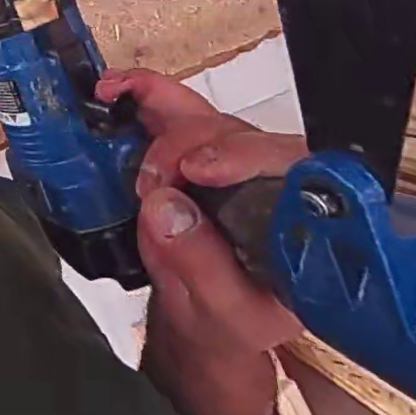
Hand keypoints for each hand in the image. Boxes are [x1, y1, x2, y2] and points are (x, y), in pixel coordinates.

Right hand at [94, 69, 303, 370]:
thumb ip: (200, 266)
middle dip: (184, 144)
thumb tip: (165, 206)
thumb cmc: (225, 322)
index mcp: (301, 219)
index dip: (244, 155)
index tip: (198, 170)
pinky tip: (113, 92)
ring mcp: (233, 159)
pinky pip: (174, 109)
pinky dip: (141, 96)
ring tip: (114, 105)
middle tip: (146, 183)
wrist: (204, 320)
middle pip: (239, 132)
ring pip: (204, 114)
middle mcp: (272, 179)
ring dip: (155, 106)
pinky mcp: (196, 149)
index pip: (291, 165)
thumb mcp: (219, 313)